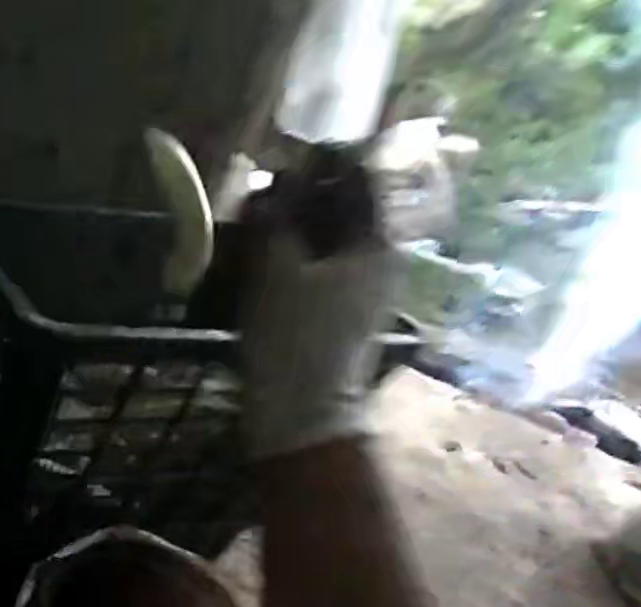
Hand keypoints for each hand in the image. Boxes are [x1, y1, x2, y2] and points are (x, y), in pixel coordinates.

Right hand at [239, 164, 397, 459]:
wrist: (300, 412)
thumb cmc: (292, 339)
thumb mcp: (276, 275)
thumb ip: (273, 225)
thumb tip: (266, 190)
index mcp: (378, 241)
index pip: (362, 177)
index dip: (323, 162)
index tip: (284, 159)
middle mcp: (382, 259)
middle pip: (347, 210)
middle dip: (306, 198)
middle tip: (263, 195)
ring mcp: (365, 291)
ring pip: (333, 242)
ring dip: (298, 230)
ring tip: (257, 228)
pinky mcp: (342, 316)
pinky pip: (323, 270)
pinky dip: (298, 260)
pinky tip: (267, 265)